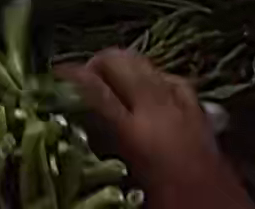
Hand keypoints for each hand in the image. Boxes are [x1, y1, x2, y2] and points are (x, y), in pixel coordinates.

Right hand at [60, 50, 254, 208]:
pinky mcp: (203, 120)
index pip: (92, 88)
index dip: (67, 74)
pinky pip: (173, 81)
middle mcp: (159, 114)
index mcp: (137, 136)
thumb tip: (69, 132)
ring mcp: (184, 113)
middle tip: (82, 80)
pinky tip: (148, 91)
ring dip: (123, 66)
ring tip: (111, 82)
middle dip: (96, 63)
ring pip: (145, 64)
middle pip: (120, 61)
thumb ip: (99, 155)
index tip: (51, 75)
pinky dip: (155, 78)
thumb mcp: (131, 193)